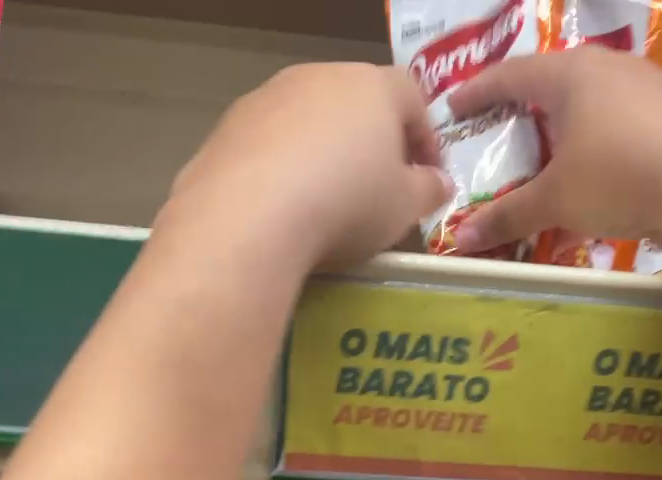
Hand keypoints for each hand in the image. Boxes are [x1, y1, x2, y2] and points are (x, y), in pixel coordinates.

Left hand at [157, 63, 452, 270]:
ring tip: (321, 206)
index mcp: (371, 86)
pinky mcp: (223, 133)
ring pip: (303, 125)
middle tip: (375, 191)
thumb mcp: (402, 207)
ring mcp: (263, 101)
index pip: (411, 97)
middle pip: (353, 105)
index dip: (424, 138)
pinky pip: (263, 153)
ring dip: (317, 158)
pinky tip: (277, 215)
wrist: (248, 220)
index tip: (428, 177)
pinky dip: (275, 176)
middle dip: (368, 145)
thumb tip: (438, 183)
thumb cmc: (345, 205)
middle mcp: (315, 78)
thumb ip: (427, 191)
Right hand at [446, 49, 661, 252]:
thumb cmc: (617, 178)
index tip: (453, 106)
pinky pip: (618, 120)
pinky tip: (592, 171)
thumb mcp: (554, 201)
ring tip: (543, 155)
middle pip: (551, 82)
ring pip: (589, 101)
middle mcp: (608, 67)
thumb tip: (460, 240)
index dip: (477, 91)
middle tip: (497, 131)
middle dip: (521, 108)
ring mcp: (646, 85)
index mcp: (570, 75)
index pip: (510, 74)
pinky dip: (593, 142)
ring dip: (561, 127)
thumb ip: (506, 216)